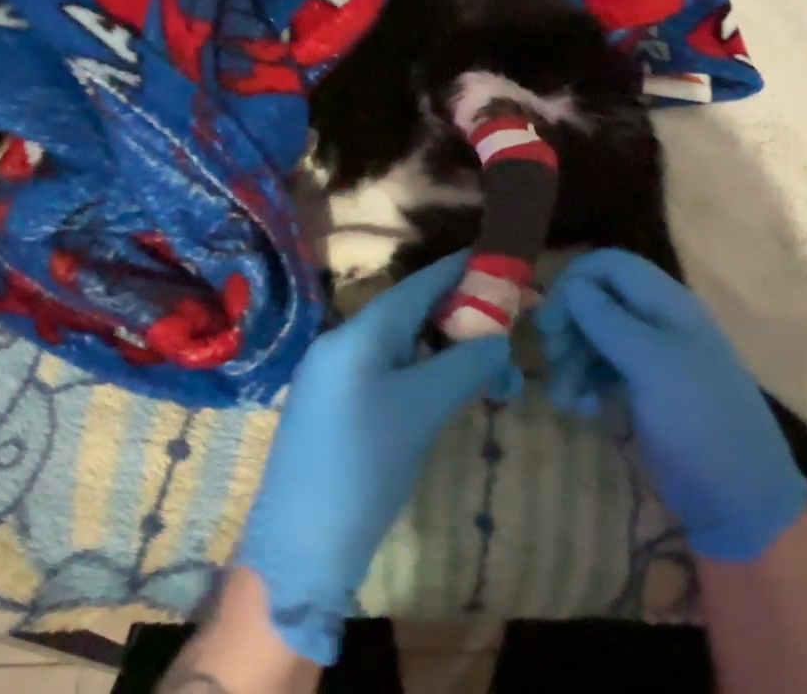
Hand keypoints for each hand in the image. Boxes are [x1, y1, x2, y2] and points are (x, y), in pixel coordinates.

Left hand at [235, 254, 520, 662]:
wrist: (302, 544)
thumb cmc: (365, 466)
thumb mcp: (423, 409)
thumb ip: (465, 365)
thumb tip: (498, 340)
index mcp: (356, 335)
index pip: (417, 286)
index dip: (460, 271)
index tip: (500, 262)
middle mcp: (340, 346)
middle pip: (408, 313)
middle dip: (458, 315)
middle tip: (505, 321)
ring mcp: (333, 379)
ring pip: (399, 346)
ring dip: (443, 348)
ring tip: (487, 359)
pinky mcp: (334, 410)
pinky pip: (386, 373)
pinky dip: (421, 372)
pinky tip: (447, 387)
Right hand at [534, 249, 806, 561]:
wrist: (737, 493)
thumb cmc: (697, 418)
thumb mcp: (651, 364)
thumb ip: (609, 320)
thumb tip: (572, 284)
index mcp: (667, 303)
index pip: (610, 265)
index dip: (574, 282)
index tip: (549, 320)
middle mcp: (657, 322)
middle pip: (598, 301)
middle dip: (569, 326)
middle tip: (551, 359)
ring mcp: (651, 358)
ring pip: (595, 338)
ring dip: (572, 360)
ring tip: (564, 398)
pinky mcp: (644, 391)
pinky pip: (603, 371)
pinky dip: (586, 384)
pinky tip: (581, 409)